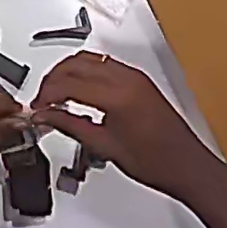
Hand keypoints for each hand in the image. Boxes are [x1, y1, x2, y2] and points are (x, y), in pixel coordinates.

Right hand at [30, 52, 218, 197]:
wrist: (188, 167)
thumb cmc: (157, 162)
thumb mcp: (104, 146)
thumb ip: (70, 125)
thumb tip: (46, 115)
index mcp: (119, 96)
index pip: (69, 83)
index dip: (47, 94)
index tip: (37, 106)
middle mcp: (127, 79)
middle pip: (75, 64)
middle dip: (53, 80)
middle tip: (42, 100)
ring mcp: (134, 77)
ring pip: (88, 60)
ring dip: (67, 72)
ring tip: (55, 94)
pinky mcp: (138, 79)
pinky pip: (103, 64)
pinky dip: (84, 72)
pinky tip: (77, 89)